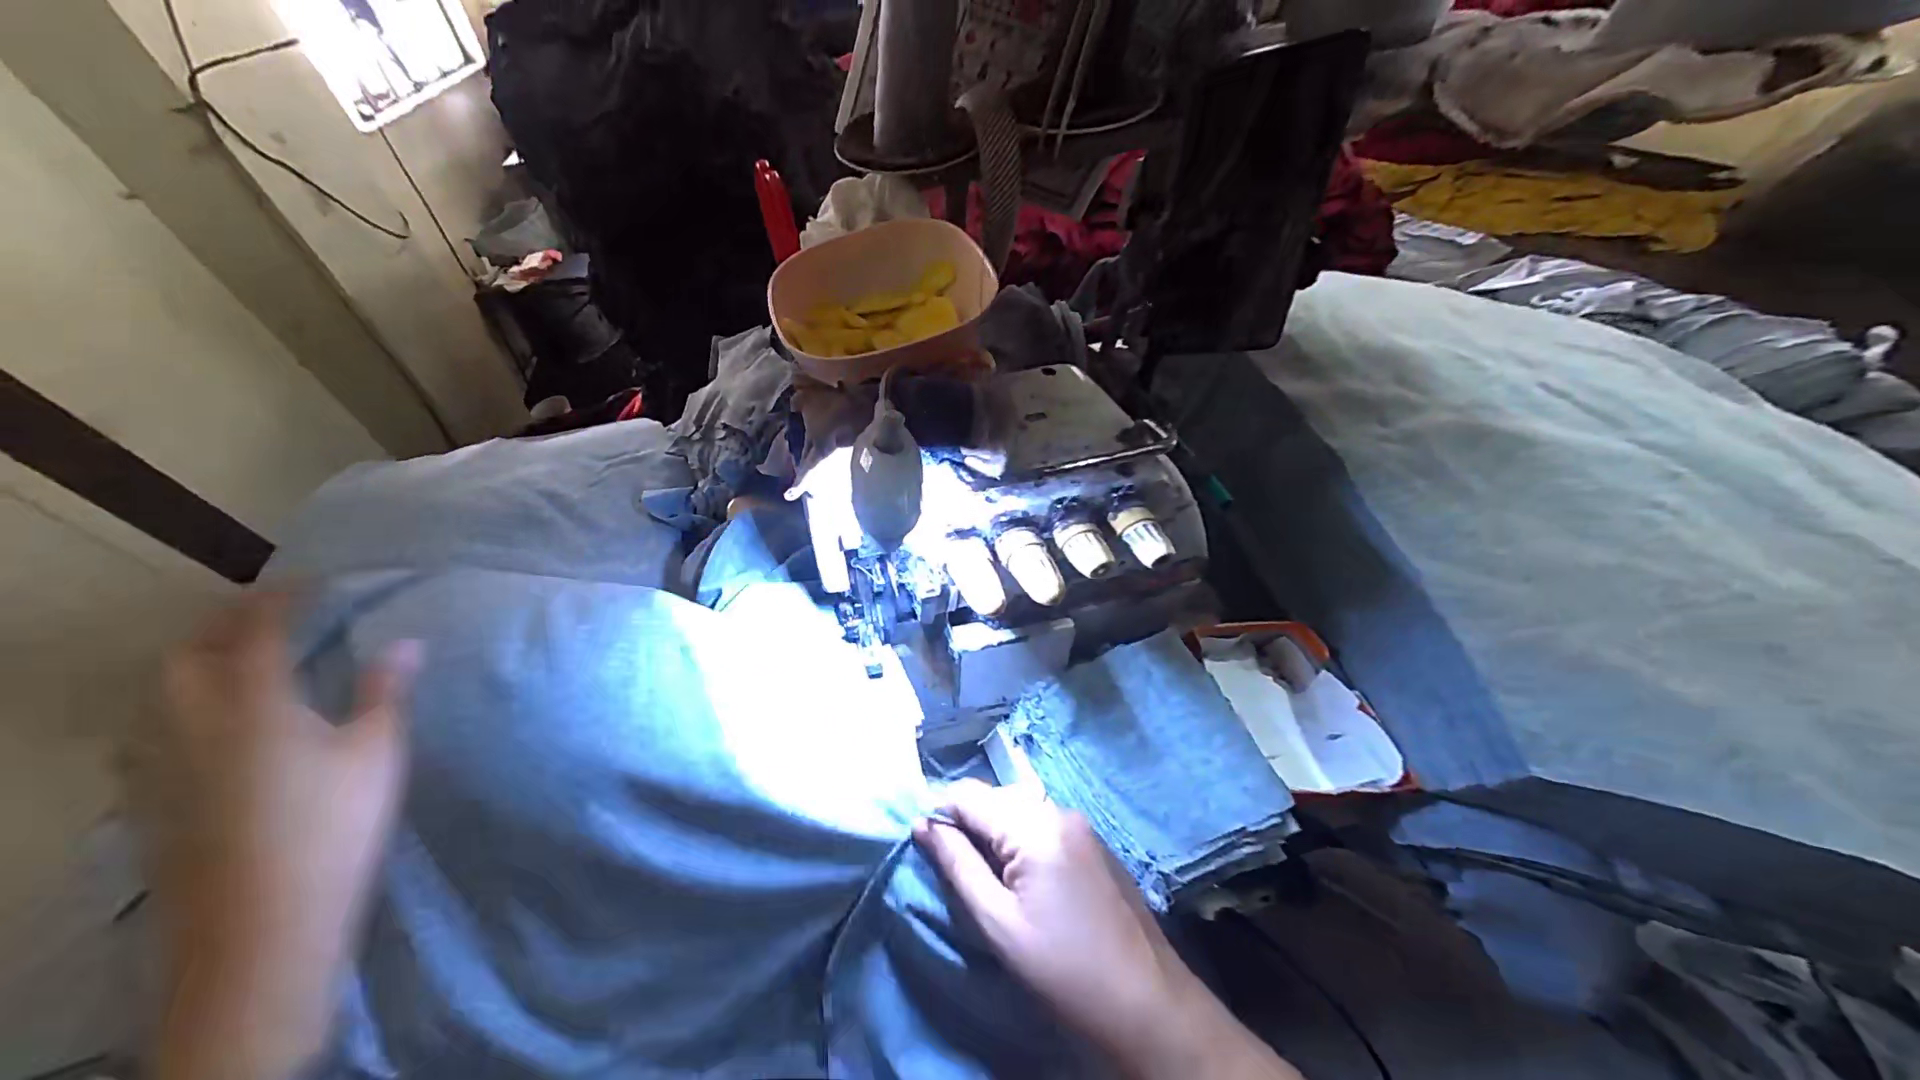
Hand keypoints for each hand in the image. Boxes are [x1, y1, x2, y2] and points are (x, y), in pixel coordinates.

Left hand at [146, 590, 419, 1079]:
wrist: (264, 922)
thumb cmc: (334, 827)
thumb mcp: (377, 754)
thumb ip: (384, 692)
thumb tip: (406, 643)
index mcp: (254, 706)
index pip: (259, 633)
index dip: (282, 600)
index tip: (310, 582)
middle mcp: (196, 724)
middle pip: (190, 654)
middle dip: (225, 623)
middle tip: (272, 613)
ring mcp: (168, 763)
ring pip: (166, 691)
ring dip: (202, 660)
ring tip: (249, 658)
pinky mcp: (160, 796)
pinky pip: (164, 725)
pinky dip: (192, 701)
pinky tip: (227, 719)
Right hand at [914, 780, 1300, 1079]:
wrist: (1146, 1003)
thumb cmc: (1062, 969)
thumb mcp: (997, 922)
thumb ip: (956, 864)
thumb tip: (922, 824)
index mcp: (1033, 825)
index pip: (966, 794)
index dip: (939, 815)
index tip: (927, 849)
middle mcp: (1058, 809)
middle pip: (993, 797)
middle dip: (967, 824)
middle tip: (957, 870)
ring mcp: (1080, 822)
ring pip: (1016, 808)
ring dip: (994, 832)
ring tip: (989, 879)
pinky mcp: (1092, 840)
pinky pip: (1041, 821)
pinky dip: (1020, 838)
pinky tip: (1023, 878)